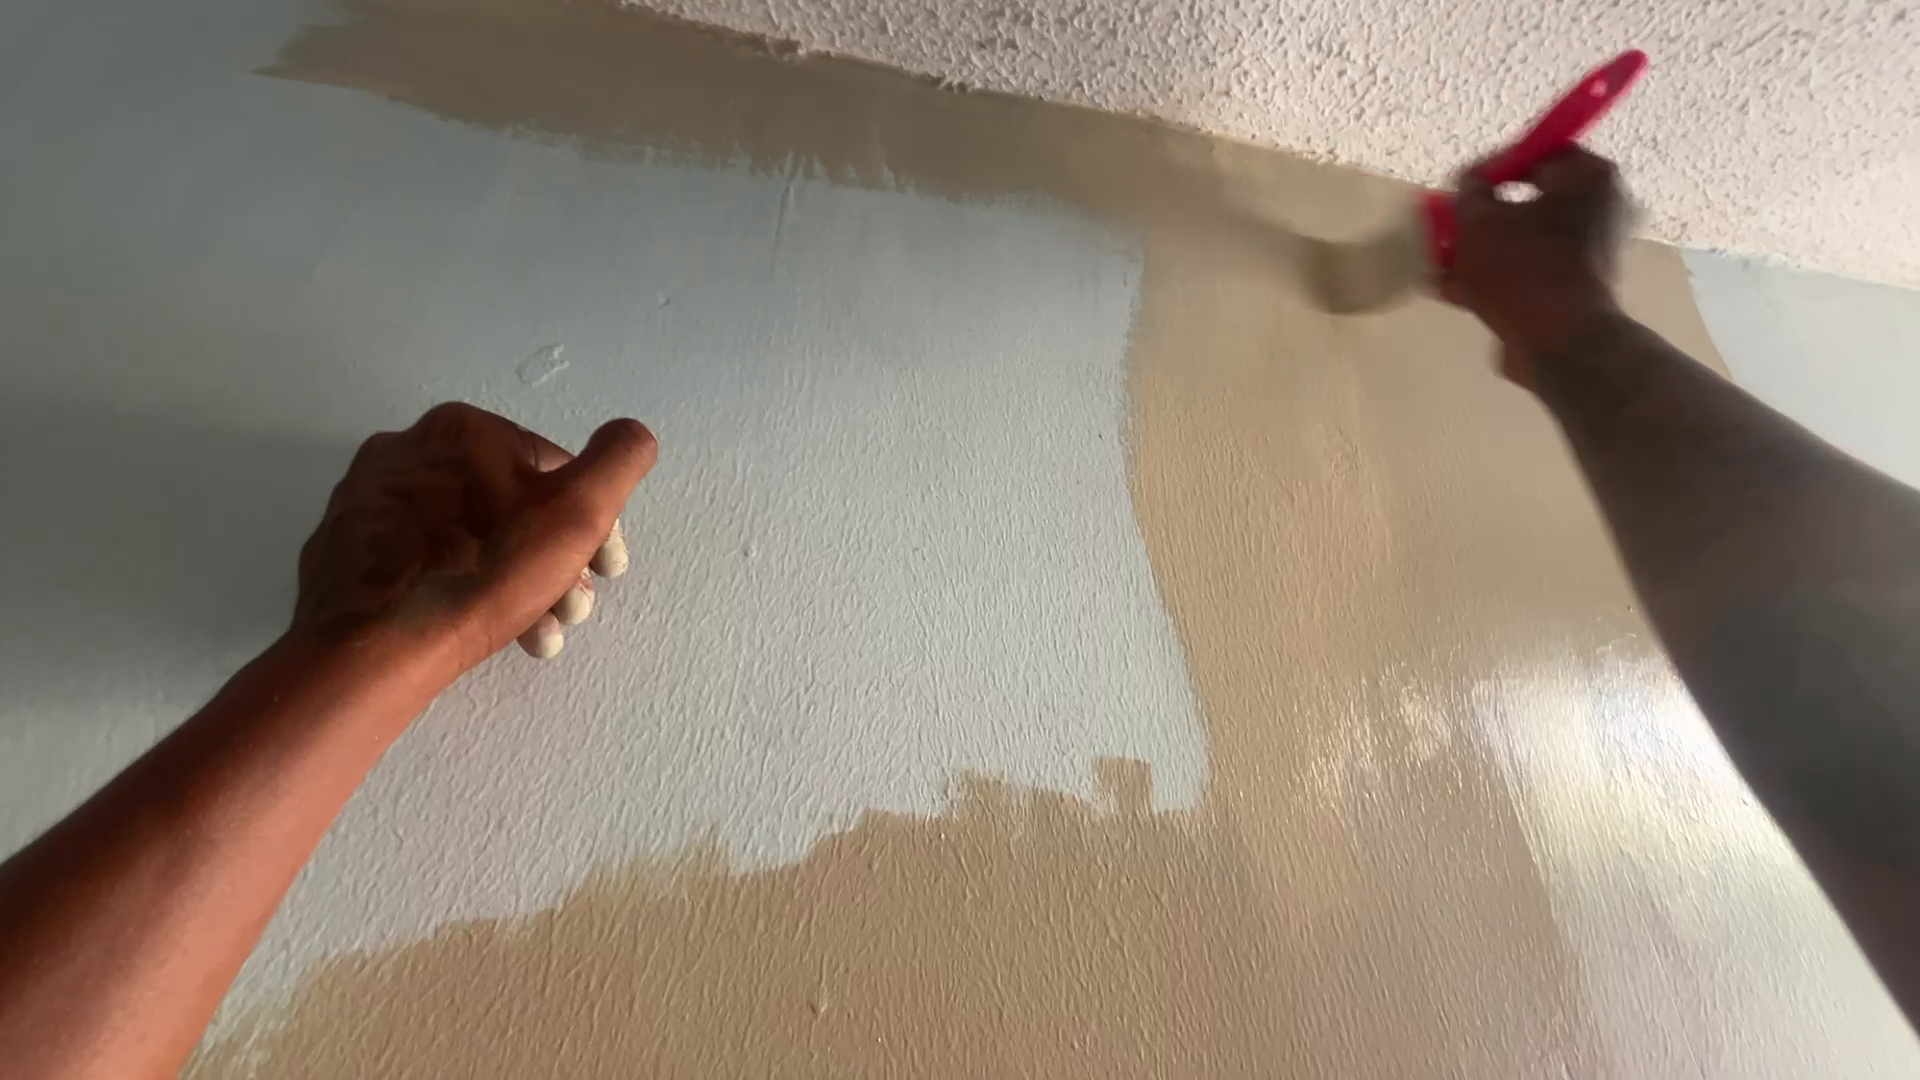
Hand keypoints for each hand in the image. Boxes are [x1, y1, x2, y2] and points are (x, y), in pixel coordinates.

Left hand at [292, 403, 657, 678]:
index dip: (593, 523)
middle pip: (515, 507)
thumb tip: (633, 435)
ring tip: (537, 630)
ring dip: (521, 584)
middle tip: (571, 607)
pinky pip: (429, 562)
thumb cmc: (487, 571)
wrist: (374, 647)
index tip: (602, 571)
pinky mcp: (343, 548)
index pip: (558, 470)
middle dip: (557, 561)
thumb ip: (619, 461)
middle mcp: (408, 449)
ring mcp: (367, 499)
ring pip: (475, 539)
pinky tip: (489, 627)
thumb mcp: (580, 510)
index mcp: (465, 430)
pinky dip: (467, 589)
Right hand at [1439, 145, 1627, 387]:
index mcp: (1589, 178)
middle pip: (1529, 201)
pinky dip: (1493, 277)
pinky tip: (1453, 290)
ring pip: (1523, 240)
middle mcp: (1600, 207)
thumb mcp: (1479, 224)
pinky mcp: (1575, 285)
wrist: (1555, 338)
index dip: (1495, 165)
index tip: (1459, 185)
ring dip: (1481, 251)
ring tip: (1441, 265)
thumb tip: (1470, 181)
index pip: (1540, 152)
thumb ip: (1470, 195)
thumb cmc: (1520, 268)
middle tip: (1448, 228)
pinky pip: (1527, 270)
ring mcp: (1591, 250)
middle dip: (1482, 217)